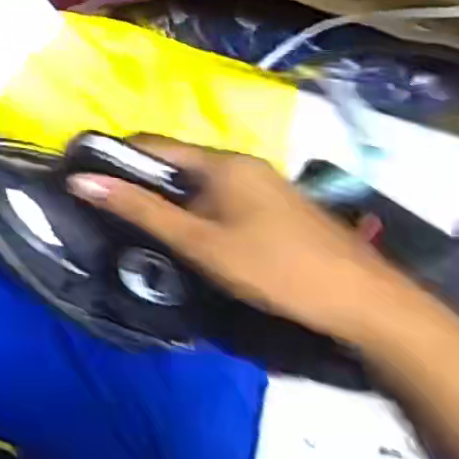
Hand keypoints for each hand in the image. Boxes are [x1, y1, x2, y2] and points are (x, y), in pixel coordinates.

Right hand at [67, 136, 418, 344]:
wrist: (380, 314)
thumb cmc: (279, 270)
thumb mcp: (198, 242)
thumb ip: (138, 208)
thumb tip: (78, 180)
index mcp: (222, 162)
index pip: (149, 143)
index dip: (113, 156)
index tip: (85, 177)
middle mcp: (243, 163)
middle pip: (174, 161)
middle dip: (140, 180)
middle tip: (113, 207)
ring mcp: (266, 185)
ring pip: (197, 180)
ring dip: (169, 196)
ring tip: (147, 224)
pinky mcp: (280, 208)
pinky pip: (220, 194)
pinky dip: (196, 206)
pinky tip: (192, 234)